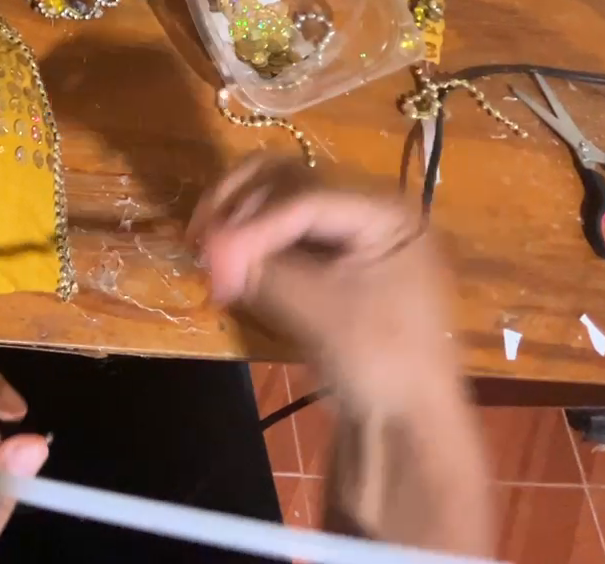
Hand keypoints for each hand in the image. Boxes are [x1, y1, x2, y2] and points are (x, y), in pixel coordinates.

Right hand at [188, 156, 453, 405]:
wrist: (404, 425)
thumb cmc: (377, 362)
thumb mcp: (317, 310)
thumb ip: (259, 267)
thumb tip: (204, 246)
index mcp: (386, 212)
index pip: (302, 198)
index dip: (251, 224)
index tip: (208, 254)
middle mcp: (365, 204)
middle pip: (283, 179)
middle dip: (236, 206)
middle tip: (199, 239)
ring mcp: (344, 225)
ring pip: (272, 195)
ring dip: (234, 218)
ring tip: (204, 249)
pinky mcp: (324, 248)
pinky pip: (274, 224)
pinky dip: (245, 236)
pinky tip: (222, 260)